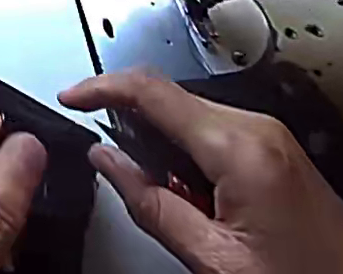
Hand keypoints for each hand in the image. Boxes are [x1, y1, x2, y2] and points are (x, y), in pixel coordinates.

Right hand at [60, 72, 342, 273]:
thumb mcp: (215, 262)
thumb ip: (152, 205)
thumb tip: (107, 161)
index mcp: (237, 145)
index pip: (152, 91)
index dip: (103, 86)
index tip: (72, 95)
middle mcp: (253, 123)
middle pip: (169, 98)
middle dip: (134, 124)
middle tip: (119, 169)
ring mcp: (265, 129)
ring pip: (189, 113)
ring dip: (162, 142)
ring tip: (171, 200)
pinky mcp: (270, 142)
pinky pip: (212, 128)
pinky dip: (188, 150)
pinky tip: (195, 195)